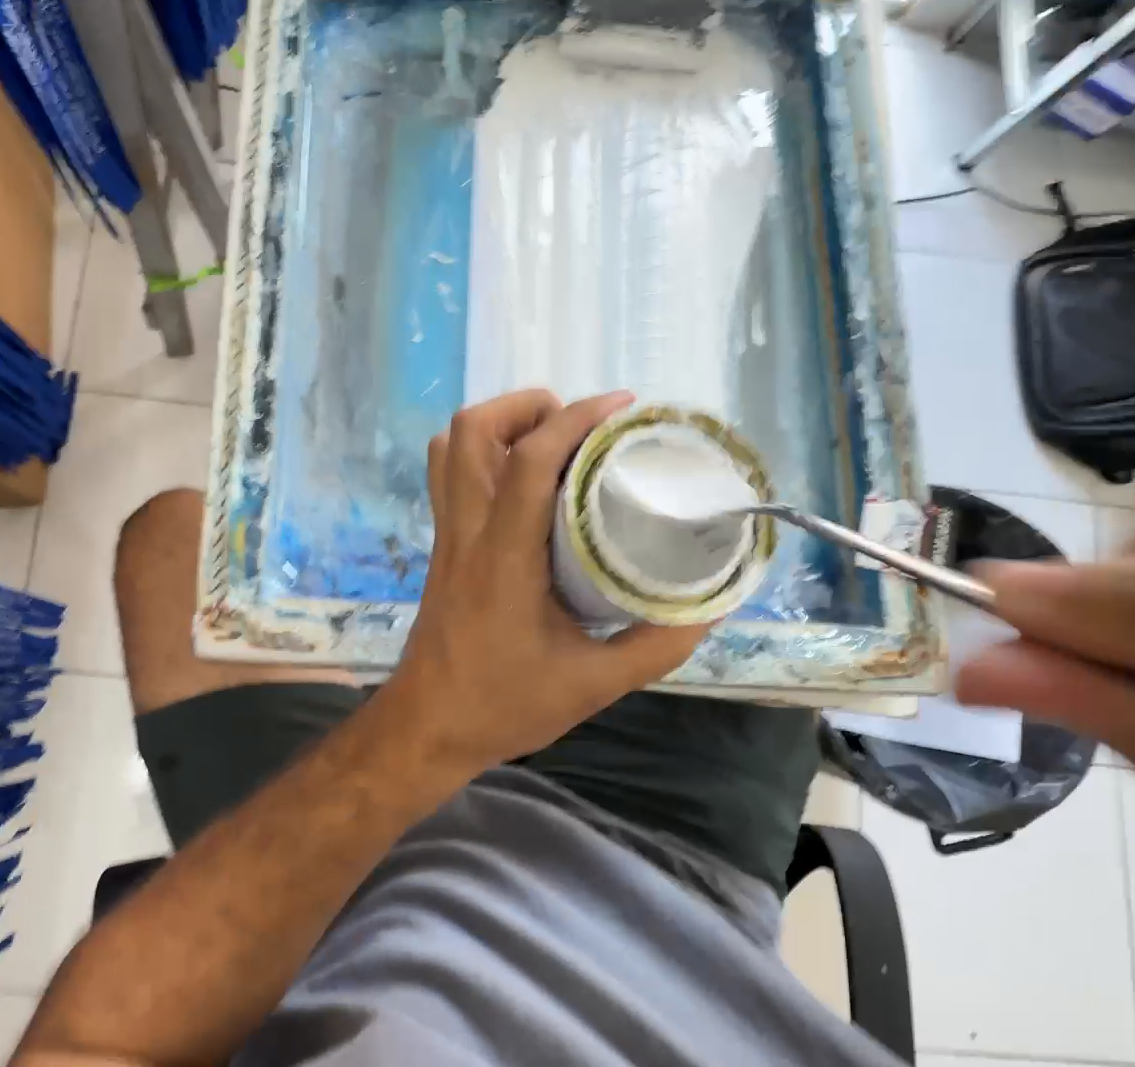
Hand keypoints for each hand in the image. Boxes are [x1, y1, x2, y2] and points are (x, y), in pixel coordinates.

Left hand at [381, 390, 710, 776]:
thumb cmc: (502, 705)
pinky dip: (482, 456)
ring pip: (449, 449)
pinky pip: (449, 478)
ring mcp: (447, 537)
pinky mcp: (442, 549)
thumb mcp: (592, 685)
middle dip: (524, 407)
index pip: (528, 462)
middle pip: (470, 432)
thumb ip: (655, 647)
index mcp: (504, 557)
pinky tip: (524, 483)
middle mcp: (467, 533)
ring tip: (550, 440)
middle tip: (577, 426)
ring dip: (497, 425)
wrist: (426, 727)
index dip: (574, 420)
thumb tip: (708, 608)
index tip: (619, 409)